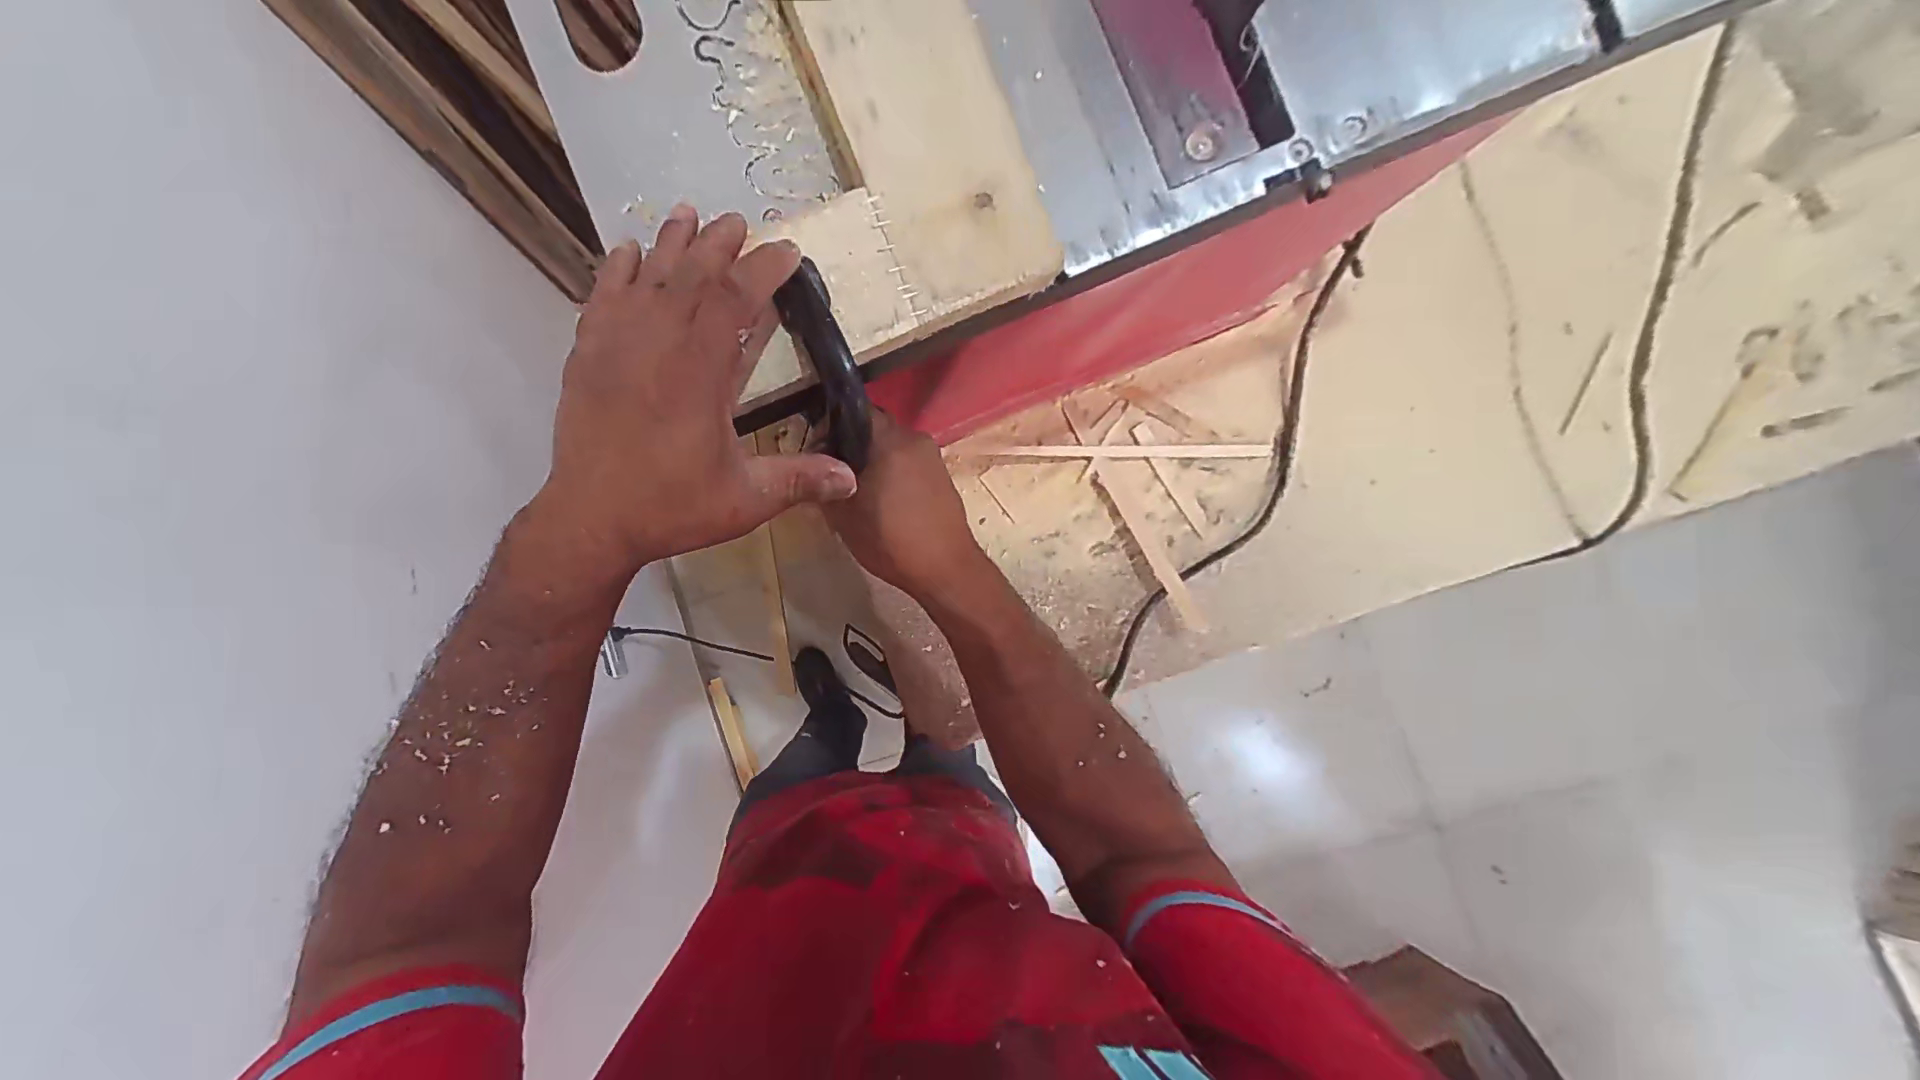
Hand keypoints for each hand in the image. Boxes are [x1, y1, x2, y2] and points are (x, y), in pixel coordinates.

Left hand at [528, 206, 857, 578]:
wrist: (591, 520)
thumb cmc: (672, 506)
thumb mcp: (747, 499)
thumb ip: (800, 480)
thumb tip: (853, 478)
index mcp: (699, 374)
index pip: (735, 303)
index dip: (763, 271)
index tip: (787, 251)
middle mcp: (656, 347)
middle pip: (691, 279)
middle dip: (718, 246)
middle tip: (737, 220)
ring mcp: (616, 347)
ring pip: (646, 279)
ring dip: (670, 245)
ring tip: (687, 213)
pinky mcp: (587, 357)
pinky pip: (602, 297)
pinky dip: (617, 270)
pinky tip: (628, 251)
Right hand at [822, 410, 992, 604]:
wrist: (945, 569)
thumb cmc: (890, 539)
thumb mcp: (842, 515)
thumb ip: (824, 483)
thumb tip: (817, 467)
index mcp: (889, 438)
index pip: (853, 410)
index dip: (830, 427)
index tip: (816, 452)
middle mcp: (914, 438)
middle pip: (874, 428)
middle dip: (852, 446)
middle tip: (832, 475)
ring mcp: (932, 456)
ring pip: (892, 447)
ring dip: (874, 461)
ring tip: (857, 491)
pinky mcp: (942, 475)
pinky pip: (909, 463)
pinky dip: (893, 473)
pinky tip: (883, 501)